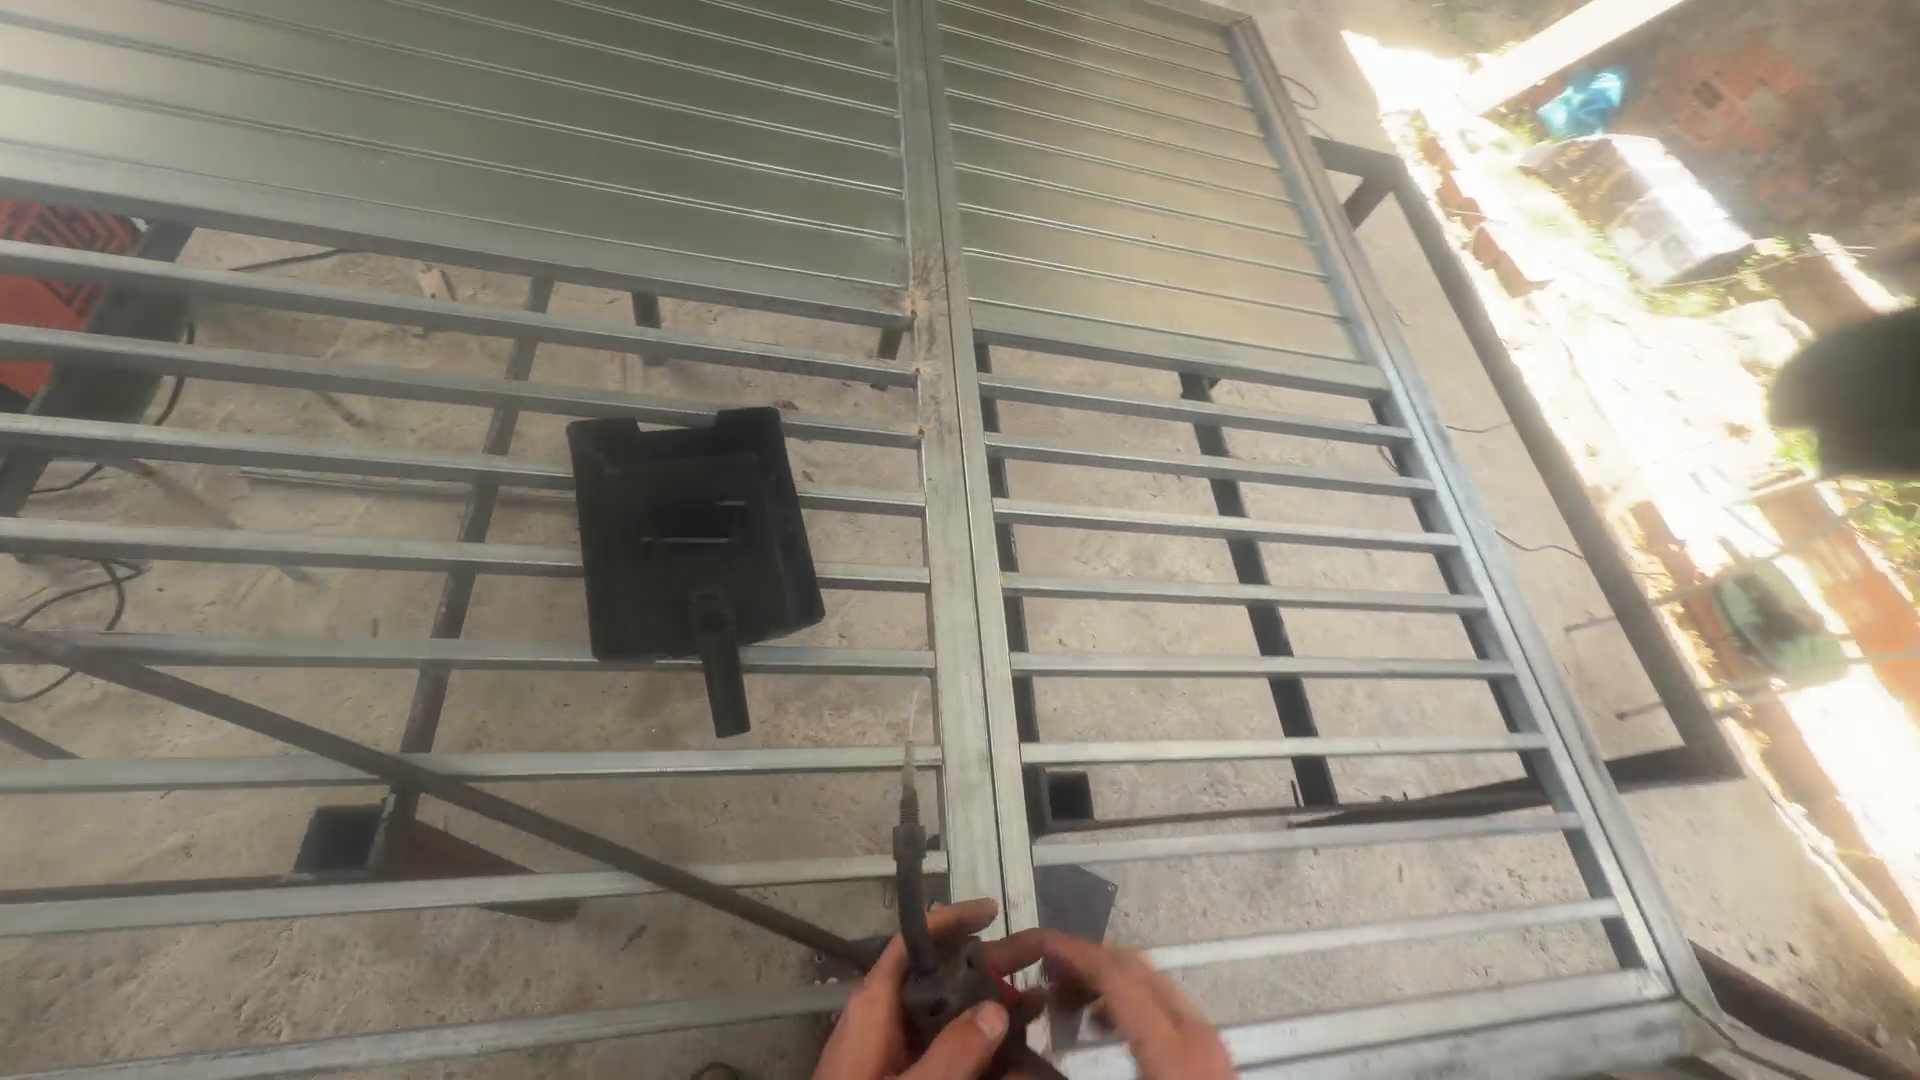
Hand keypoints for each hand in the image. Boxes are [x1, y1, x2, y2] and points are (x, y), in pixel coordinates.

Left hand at [813, 897, 1045, 1079]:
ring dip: (988, 1014)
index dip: (950, 919)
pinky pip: (940, 1052)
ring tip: (1036, 1009)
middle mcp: (882, 1017)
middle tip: (1035, 964)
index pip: (912, 942)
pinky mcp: (900, 1074)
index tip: (992, 911)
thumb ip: (954, 1053)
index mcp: (874, 1004)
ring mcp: (891, 1050)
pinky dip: (974, 1051)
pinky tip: (1013, 1061)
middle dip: (986, 970)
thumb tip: (996, 1011)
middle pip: (938, 977)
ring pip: (945, 1017)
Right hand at [1034, 933, 1233, 1079]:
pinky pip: (1162, 1005)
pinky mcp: (1210, 1057)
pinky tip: (1100, 1027)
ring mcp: (1208, 1043)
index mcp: (1171, 1050)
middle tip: (1041, 975)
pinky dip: (1126, 1001)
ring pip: (1149, 982)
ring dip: (1104, 979)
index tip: (1031, 948)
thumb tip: (1012, 1066)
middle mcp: (1195, 1033)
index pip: (1114, 974)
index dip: (1070, 954)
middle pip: (1133, 966)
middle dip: (1083, 961)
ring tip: (1064, 1001)